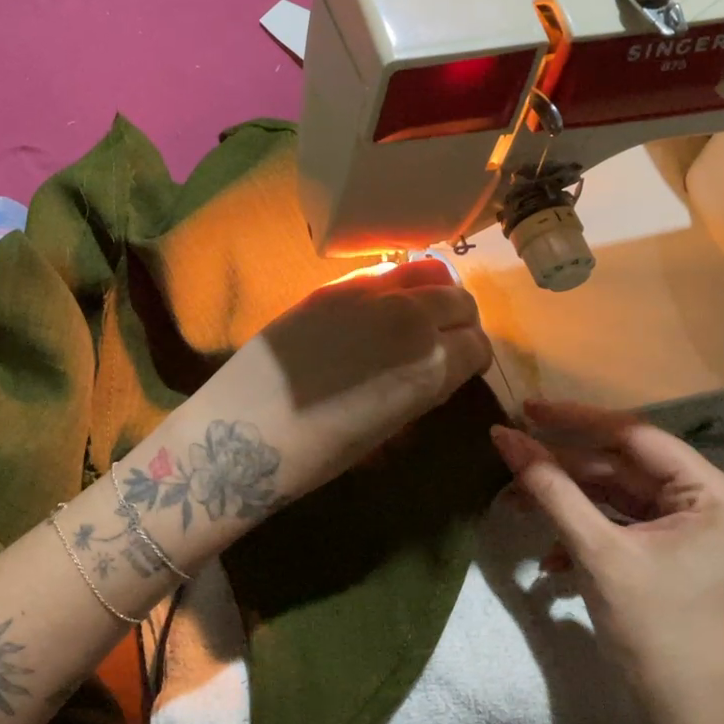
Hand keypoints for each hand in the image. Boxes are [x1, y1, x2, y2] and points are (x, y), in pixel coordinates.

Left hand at [206, 259, 490, 502]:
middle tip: (442, 340)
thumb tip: (435, 371)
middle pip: (458, 301)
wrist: (245, 433)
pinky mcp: (332, 287)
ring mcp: (368, 296)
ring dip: (432, 293)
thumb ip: (421, 391)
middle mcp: (409, 321)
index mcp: (430, 368)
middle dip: (459, 321)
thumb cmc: (319, 452)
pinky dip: (395, 282)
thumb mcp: (388, 430)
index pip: (477, 345)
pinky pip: (383, 271)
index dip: (471, 358)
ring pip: (427, 274)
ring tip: (416, 315)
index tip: (460, 367)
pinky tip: (381, 304)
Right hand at [489, 401, 723, 723]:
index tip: (523, 410)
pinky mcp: (694, 562)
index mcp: (718, 494)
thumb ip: (550, 487)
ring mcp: (710, 536)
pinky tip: (554, 560)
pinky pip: (635, 530)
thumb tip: (502, 434)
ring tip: (521, 509)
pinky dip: (594, 536)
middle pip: (628, 470)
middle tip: (511, 468)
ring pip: (626, 501)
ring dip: (574, 507)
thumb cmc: (658, 633)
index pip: (636, 435)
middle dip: (567, 473)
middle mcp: (722, 505)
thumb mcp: (597, 554)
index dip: (574, 420)